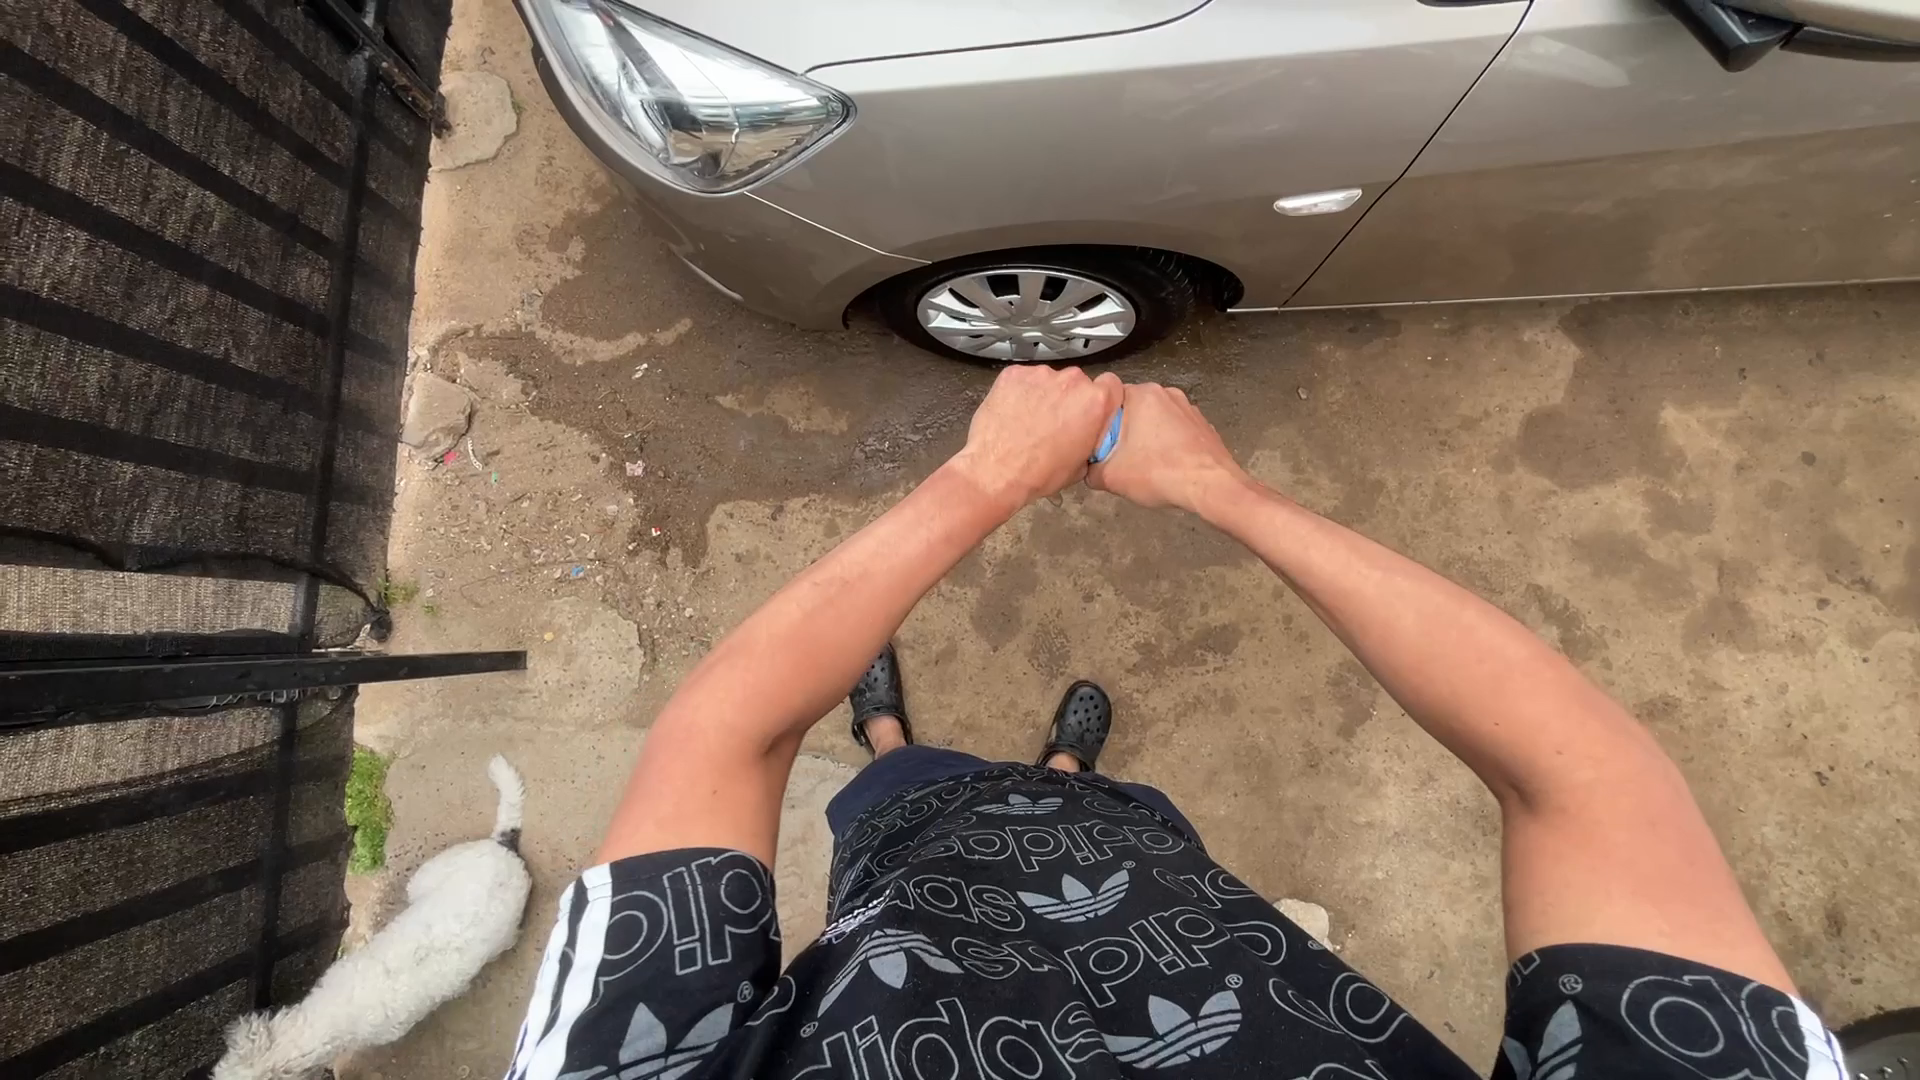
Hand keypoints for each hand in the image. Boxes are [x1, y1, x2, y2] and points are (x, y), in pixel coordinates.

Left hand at [947, 365, 1123, 513]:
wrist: (996, 473)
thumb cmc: (1038, 474)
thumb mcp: (1080, 466)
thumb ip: (1090, 440)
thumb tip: (1085, 437)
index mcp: (1095, 403)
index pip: (1110, 385)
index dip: (1101, 398)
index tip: (1090, 408)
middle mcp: (1071, 381)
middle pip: (1077, 383)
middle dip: (1068, 399)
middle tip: (1054, 422)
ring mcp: (1041, 375)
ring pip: (1048, 380)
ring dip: (1043, 395)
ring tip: (1028, 422)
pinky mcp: (1013, 374)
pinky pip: (1022, 380)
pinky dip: (1019, 392)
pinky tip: (1013, 414)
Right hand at [1086, 383, 1252, 512]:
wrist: (1210, 487)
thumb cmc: (1162, 473)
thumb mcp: (1109, 477)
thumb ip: (1090, 470)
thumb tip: (1088, 470)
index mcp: (1140, 395)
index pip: (1106, 399)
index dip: (1098, 424)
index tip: (1098, 444)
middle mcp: (1165, 393)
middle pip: (1130, 409)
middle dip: (1122, 432)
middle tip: (1117, 458)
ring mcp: (1186, 408)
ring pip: (1153, 420)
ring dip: (1144, 438)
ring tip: (1142, 465)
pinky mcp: (1200, 424)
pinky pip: (1173, 431)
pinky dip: (1165, 445)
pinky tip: (1163, 466)